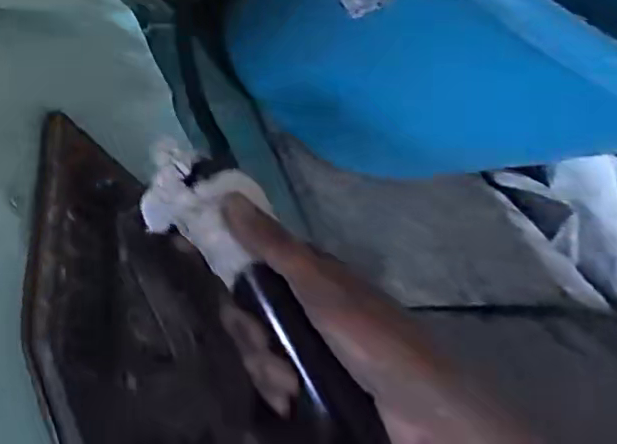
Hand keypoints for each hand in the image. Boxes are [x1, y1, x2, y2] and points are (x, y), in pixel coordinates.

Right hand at [222, 196, 538, 443]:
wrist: (433, 422)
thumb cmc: (378, 341)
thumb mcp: (322, 287)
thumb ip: (274, 245)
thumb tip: (227, 196)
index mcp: (305, 275)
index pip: (248, 254)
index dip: (218, 254)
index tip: (183, 252)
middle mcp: (300, 307)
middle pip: (243, 305)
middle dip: (244, 328)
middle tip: (261, 345)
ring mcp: (304, 350)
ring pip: (252, 344)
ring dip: (260, 364)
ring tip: (285, 386)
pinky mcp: (309, 388)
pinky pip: (267, 380)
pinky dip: (272, 390)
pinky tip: (287, 401)